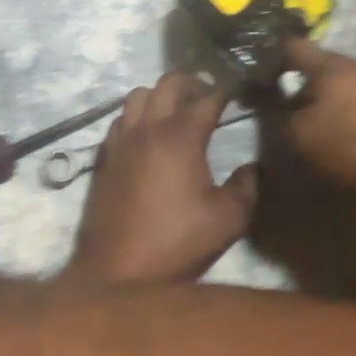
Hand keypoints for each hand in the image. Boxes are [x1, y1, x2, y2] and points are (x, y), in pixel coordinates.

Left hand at [62, 72, 258, 283]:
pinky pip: (120, 120)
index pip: (208, 97)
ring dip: (160, 95)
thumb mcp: (228, 220)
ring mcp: (121, 141)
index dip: (226, 90)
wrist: (117, 273)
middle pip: (168, 83)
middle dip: (192, 82)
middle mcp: (148, 128)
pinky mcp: (104, 158)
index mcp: (181, 136)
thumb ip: (247, 187)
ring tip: (176, 112)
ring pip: (137, 95)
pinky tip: (147, 136)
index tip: (240, 90)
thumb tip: (251, 167)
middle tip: (209, 97)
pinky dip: (137, 116)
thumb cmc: (176, 245)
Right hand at [282, 39, 355, 197]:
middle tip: (280, 110)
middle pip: (318, 70)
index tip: (256, 76)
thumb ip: (281, 119)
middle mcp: (355, 68)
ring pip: (339, 90)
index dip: (271, 58)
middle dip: (298, 88)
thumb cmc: (352, 142)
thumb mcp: (301, 136)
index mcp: (328, 65)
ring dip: (323, 106)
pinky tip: (340, 142)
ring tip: (309, 131)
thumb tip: (278, 111)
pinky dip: (344, 120)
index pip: (292, 47)